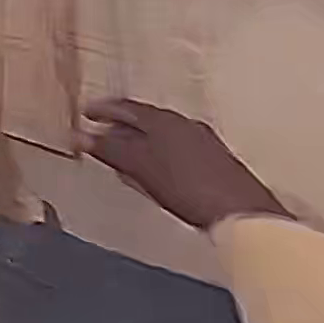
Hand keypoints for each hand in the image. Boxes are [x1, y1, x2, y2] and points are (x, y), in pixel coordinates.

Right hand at [82, 99, 289, 228]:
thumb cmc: (182, 185)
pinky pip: (179, 148)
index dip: (101, 109)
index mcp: (161, 119)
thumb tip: (78, 136)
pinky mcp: (220, 162)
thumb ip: (105, 149)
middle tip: (102, 134)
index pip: (123, 106)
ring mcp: (205, 142)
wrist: (244, 216)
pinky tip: (155, 169)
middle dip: (120, 126)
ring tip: (126, 154)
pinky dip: (160, 152)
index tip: (85, 115)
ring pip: (162, 135)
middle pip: (144, 119)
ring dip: (141, 141)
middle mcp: (184, 123)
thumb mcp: (136, 165)